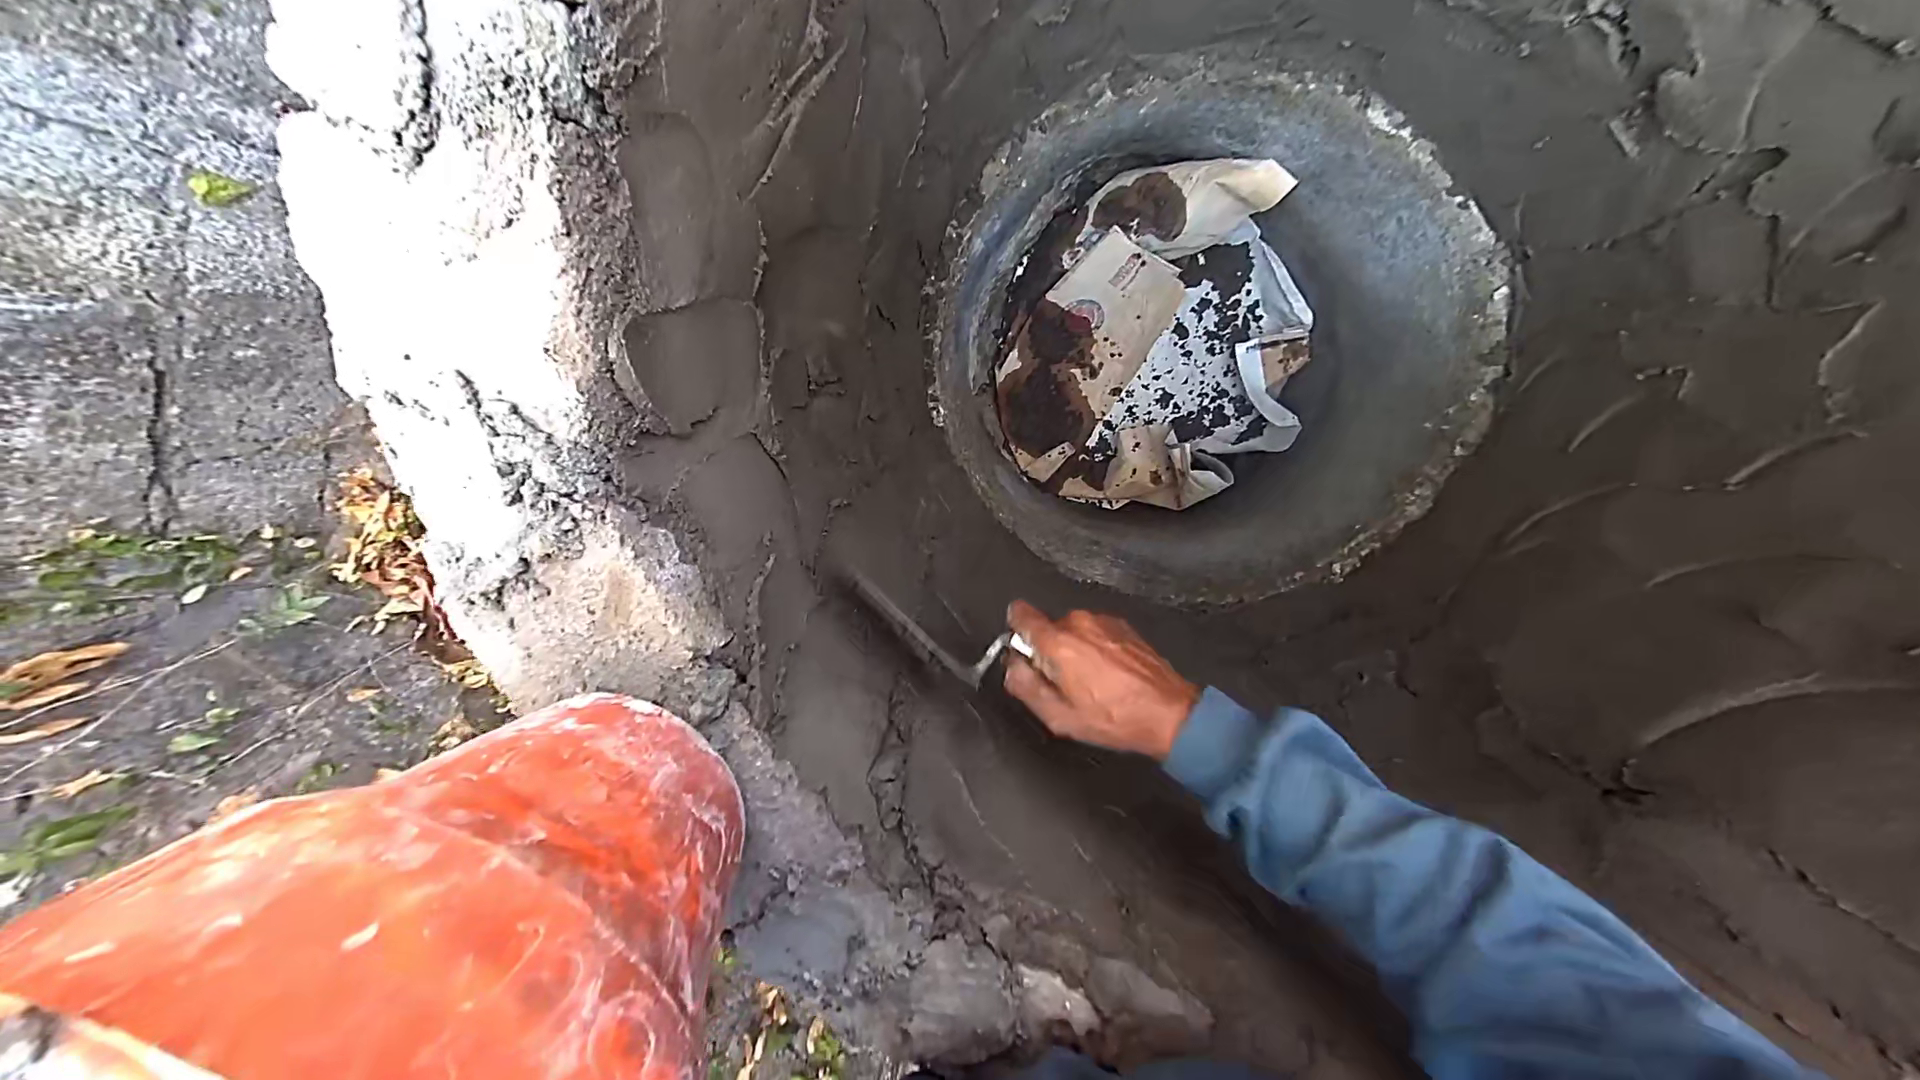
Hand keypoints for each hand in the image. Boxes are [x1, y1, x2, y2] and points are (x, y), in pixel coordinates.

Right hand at [1002, 599, 1201, 759]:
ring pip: (1072, 630)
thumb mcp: (1059, 717)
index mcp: (1058, 642)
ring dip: (1074, 650)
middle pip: (1048, 627)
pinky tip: (1109, 675)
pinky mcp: (1123, 625)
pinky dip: (1095, 648)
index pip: (1021, 614)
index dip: (1016, 629)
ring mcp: (1104, 621)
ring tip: (1091, 682)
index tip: (1022, 649)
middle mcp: (1079, 622)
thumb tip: (1012, 667)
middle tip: (1063, 683)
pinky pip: (1095, 631)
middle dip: (1048, 650)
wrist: (1169, 713)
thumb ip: (1025, 687)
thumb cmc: (1114, 718)